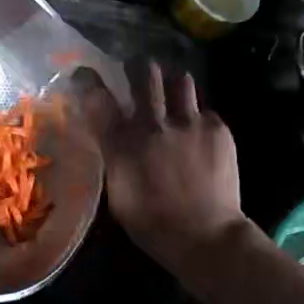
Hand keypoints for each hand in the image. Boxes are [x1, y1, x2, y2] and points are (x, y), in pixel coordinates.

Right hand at [83, 61, 250, 274]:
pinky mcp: (217, 128)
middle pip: (144, 75)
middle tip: (137, 69)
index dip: (91, 82)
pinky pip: (204, 109)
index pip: (100, 99)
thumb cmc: (153, 225)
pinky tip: (197, 133)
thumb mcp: (118, 196)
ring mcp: (188, 122)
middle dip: (138, 68)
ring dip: (173, 84)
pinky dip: (197, 116)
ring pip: (180, 81)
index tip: (86, 74)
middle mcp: (153, 124)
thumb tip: (108, 137)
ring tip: (173, 93)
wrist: (204, 235)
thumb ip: (113, 159)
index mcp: (123, 145)